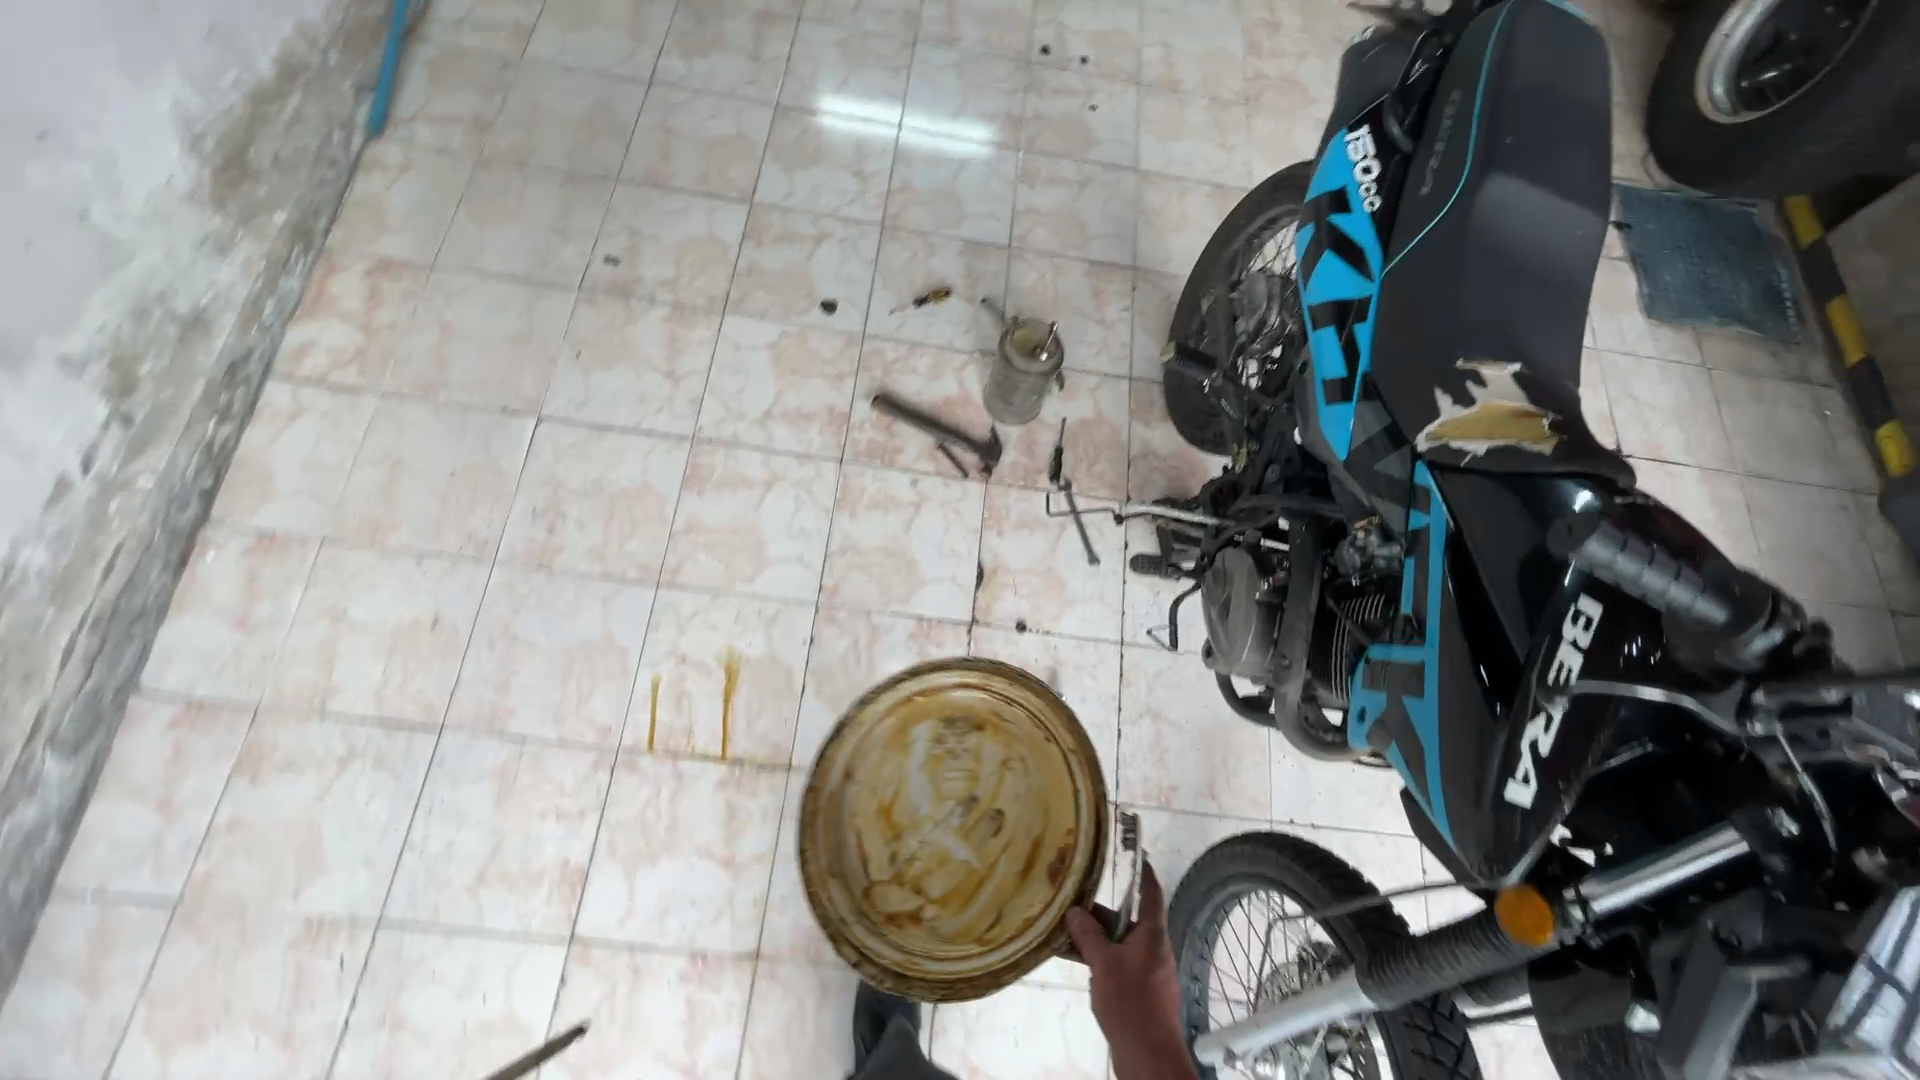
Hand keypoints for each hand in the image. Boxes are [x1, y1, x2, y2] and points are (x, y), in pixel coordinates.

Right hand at [1064, 863, 1200, 1079]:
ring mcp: (1144, 970)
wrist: (1149, 1056)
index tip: (1134, 853)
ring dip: (1090, 936)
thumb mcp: (1104, 964)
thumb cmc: (1131, 1002)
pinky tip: (1068, 956)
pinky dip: (1094, 957)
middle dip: (1096, 911)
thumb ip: (1088, 935)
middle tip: (1068, 898)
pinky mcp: (1135, 990)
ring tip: (1058, 927)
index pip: (1151, 892)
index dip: (1144, 871)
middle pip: (1124, 920)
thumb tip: (1074, 911)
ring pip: (1115, 943)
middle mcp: (1151, 947)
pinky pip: (1113, 963)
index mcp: (1152, 934)